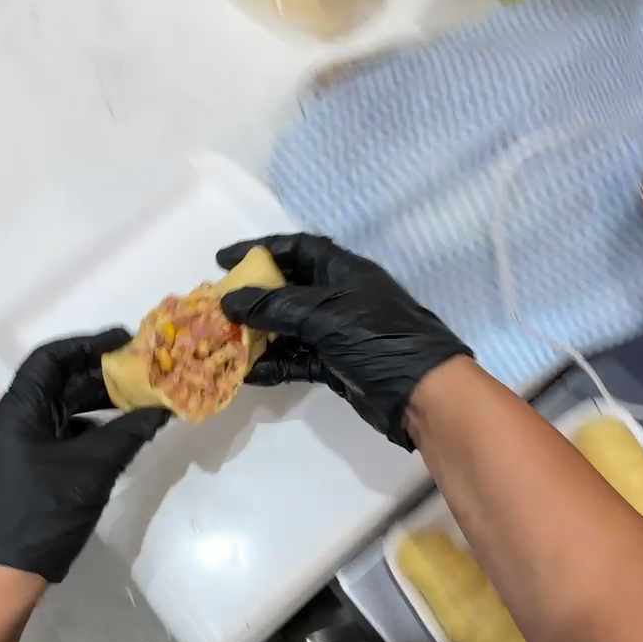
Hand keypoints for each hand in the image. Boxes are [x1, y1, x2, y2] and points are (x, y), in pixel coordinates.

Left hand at [0, 330, 171, 581]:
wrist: (10, 570)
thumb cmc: (45, 510)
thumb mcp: (92, 468)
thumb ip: (128, 433)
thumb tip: (163, 408)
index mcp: (19, 411)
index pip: (50, 358)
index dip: (87, 344)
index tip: (125, 341)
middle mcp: (16, 420)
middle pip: (59, 382)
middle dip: (101, 373)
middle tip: (142, 369)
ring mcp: (22, 444)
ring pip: (65, 408)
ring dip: (100, 401)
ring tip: (140, 397)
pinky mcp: (32, 465)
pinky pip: (65, 432)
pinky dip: (93, 427)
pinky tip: (123, 431)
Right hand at [217, 234, 470, 449]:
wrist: (422, 393)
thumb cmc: (378, 339)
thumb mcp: (325, 315)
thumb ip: (276, 307)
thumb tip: (230, 301)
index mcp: (343, 271)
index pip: (296, 249)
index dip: (259, 249)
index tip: (223, 260)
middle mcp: (339, 297)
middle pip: (288, 288)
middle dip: (254, 296)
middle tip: (220, 306)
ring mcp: (338, 332)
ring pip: (289, 327)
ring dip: (260, 334)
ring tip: (226, 341)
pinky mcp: (337, 365)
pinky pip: (298, 359)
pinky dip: (275, 364)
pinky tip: (250, 373)